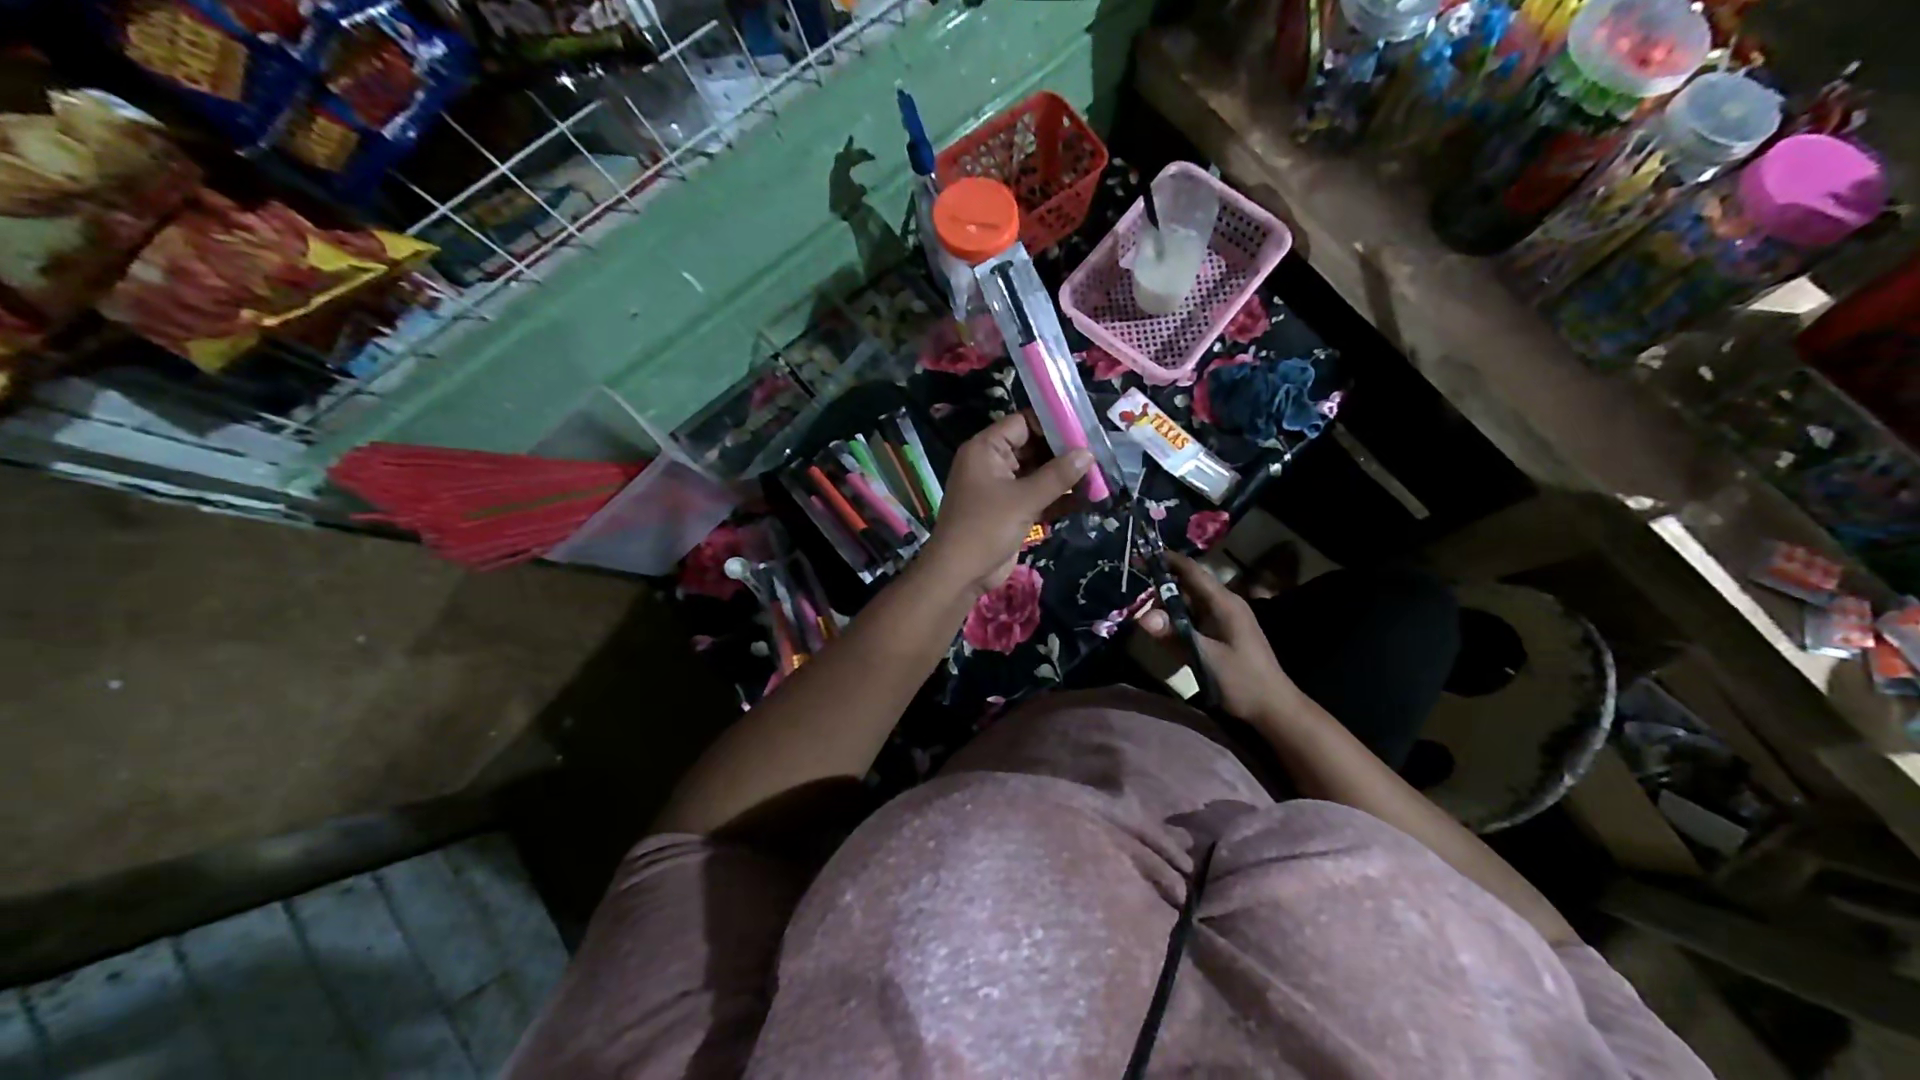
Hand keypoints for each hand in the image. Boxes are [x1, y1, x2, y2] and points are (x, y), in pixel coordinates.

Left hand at [924, 412, 1092, 593]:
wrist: (960, 574)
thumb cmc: (986, 528)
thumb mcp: (1024, 499)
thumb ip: (1057, 476)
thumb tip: (1088, 454)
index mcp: (986, 450)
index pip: (1022, 423)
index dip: (1052, 424)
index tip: (1083, 429)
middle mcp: (992, 463)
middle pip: (1032, 447)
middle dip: (1063, 452)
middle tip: (1098, 453)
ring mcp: (1000, 488)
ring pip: (1037, 473)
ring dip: (1063, 476)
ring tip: (1098, 475)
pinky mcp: (1009, 510)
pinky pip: (1036, 495)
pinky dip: (1057, 496)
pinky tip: (1087, 498)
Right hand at [1136, 551, 1302, 723]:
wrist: (1274, 708)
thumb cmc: (1242, 680)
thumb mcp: (1205, 657)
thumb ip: (1174, 635)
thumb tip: (1141, 617)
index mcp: (1224, 603)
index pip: (1192, 571)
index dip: (1166, 561)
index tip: (1140, 556)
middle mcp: (1225, 604)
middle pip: (1188, 586)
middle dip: (1162, 589)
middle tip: (1137, 602)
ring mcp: (1225, 618)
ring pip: (1190, 603)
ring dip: (1169, 607)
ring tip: (1147, 620)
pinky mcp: (1223, 632)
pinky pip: (1195, 617)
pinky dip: (1178, 620)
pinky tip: (1165, 632)